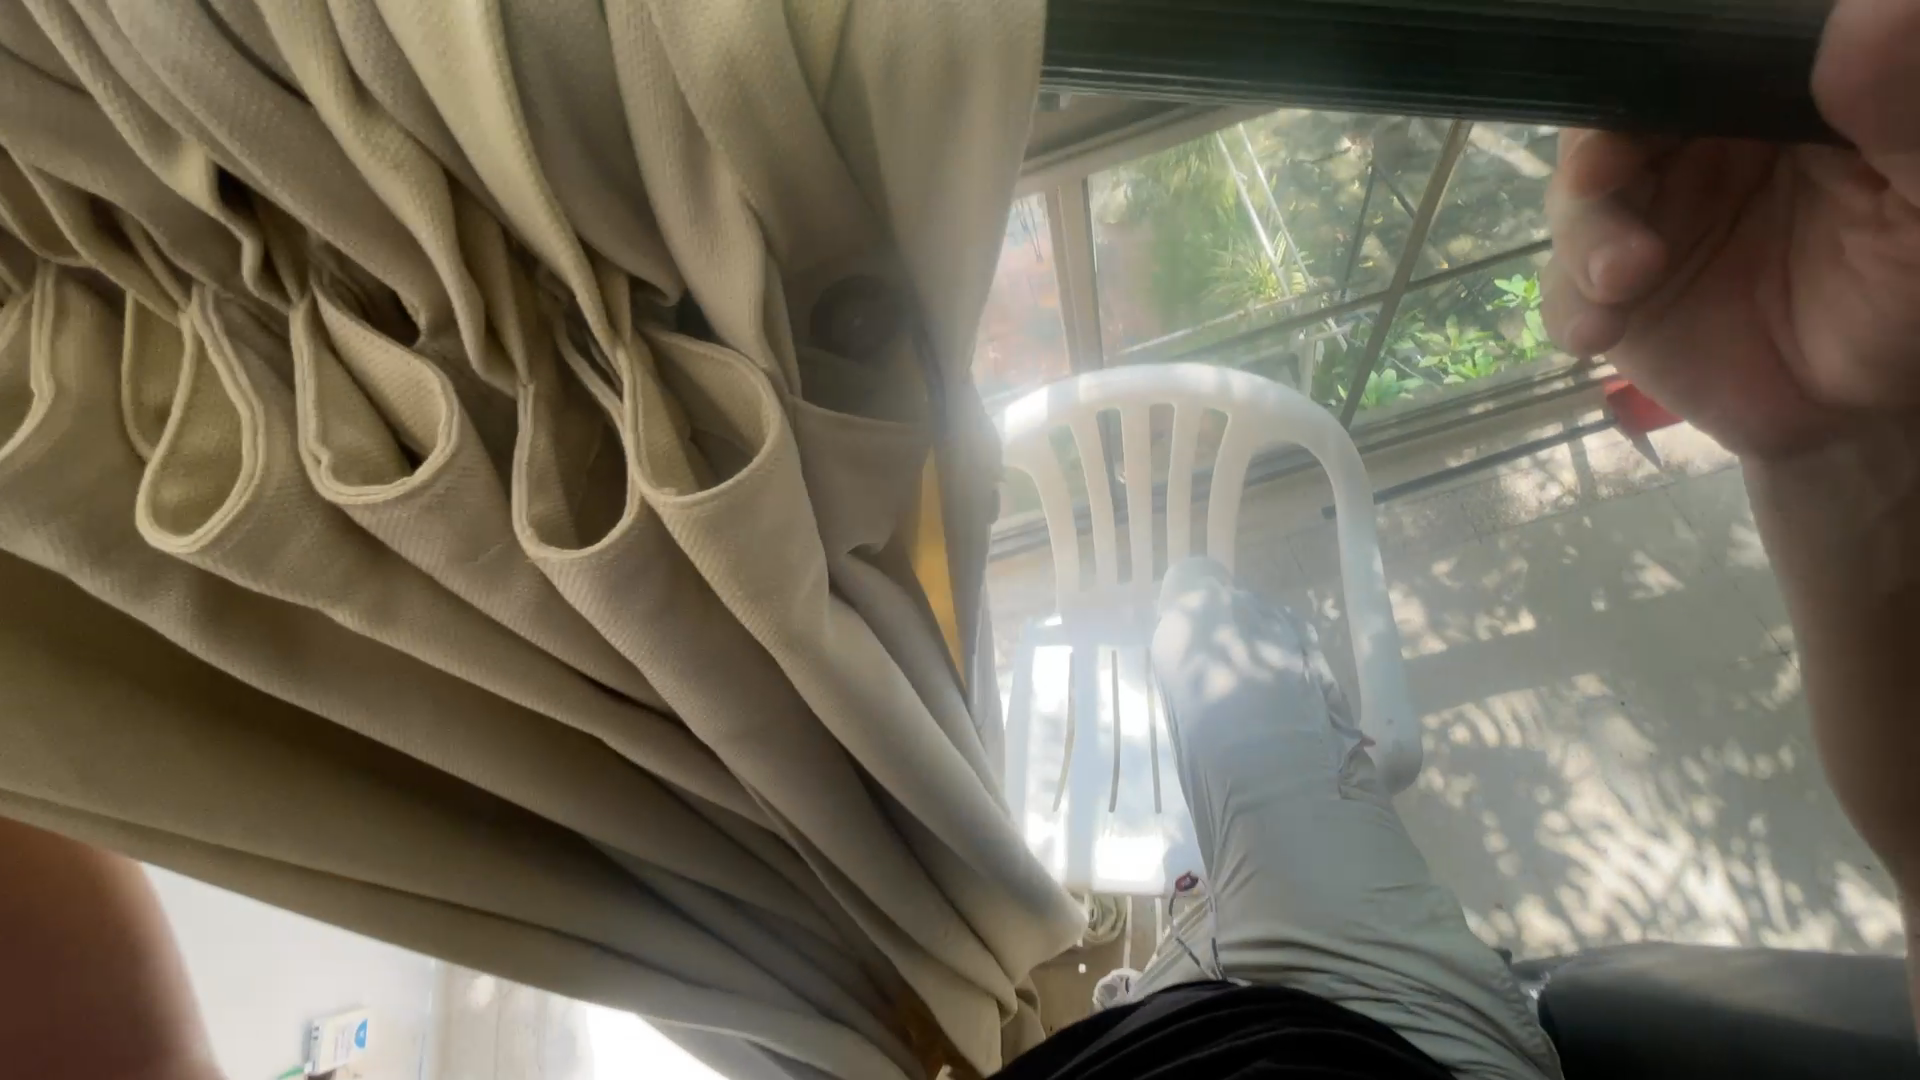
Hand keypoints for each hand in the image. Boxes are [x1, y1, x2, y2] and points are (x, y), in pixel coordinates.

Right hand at [1542, 0, 1919, 460]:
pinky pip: (1561, 293)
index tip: (1644, 103)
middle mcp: (1699, 155)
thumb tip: (1876, 13)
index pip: (1698, 64)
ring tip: (1623, 280)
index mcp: (1779, 103)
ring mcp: (1642, 226)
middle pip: (1613, 130)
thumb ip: (1909, 107)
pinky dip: (1571, 309)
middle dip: (1595, 159)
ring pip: (1576, 208)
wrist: (1859, 406)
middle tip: (1597, 181)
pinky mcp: (1602, 296)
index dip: (1656, 71)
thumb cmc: (1919, 286)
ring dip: (1586, 240)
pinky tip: (1598, 331)